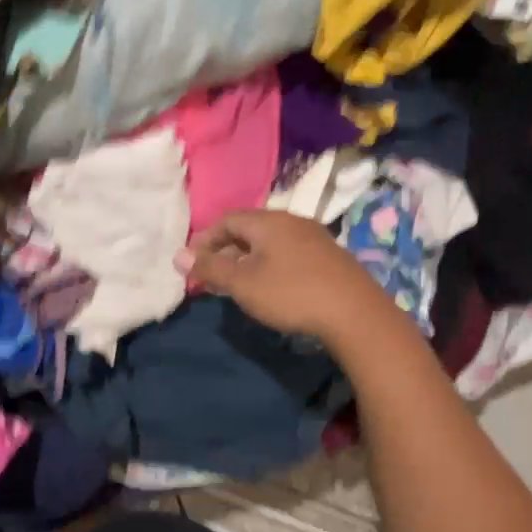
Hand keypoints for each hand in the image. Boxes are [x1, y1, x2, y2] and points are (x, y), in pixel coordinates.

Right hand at [177, 210, 393, 346]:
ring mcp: (312, 238)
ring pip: (267, 242)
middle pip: (247, 229)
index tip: (191, 264)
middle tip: (208, 275)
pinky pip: (284, 252)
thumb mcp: (241, 283)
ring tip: (232, 283)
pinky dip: (265, 264)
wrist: (353, 312)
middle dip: (222, 250)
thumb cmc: (289, 293)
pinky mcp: (325, 256)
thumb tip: (177, 256)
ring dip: (243, 259)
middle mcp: (291, 221)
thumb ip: (209, 268)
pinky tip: (264, 286)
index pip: (227, 220)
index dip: (204, 239)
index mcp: (268, 222)